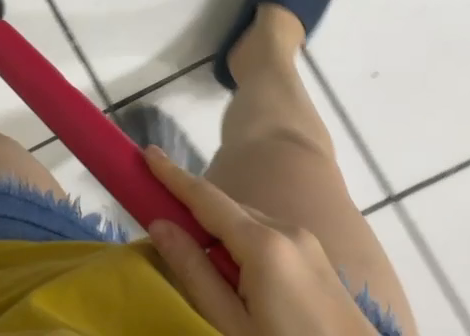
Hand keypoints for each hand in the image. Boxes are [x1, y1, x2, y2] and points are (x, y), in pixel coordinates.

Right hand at [143, 147, 377, 335]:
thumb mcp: (232, 328)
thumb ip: (195, 272)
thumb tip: (160, 225)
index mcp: (262, 244)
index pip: (205, 197)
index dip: (172, 175)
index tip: (146, 152)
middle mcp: (288, 232)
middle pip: (227, 208)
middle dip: (194, 210)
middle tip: (161, 225)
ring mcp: (310, 247)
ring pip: (250, 224)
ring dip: (220, 232)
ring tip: (203, 269)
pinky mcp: (323, 265)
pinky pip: (270, 240)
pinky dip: (244, 246)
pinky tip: (240, 282)